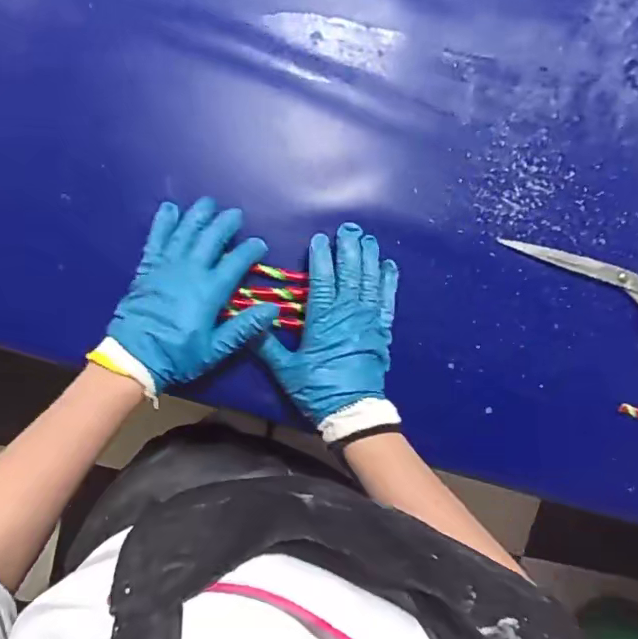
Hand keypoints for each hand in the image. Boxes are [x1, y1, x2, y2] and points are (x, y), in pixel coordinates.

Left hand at [100, 197, 281, 392]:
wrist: (135, 356)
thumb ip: (243, 328)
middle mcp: (190, 271)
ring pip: (185, 232)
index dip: (250, 250)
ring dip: (197, 215)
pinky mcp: (147, 269)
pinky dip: (163, 223)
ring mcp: (166, 267)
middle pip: (211, 238)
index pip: (236, 261)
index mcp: (210, 290)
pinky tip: (169, 209)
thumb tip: (272, 310)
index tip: (259, 244)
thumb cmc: (178, 356)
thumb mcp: (215, 349)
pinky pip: (157, 239)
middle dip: (225, 223)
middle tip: (235, 214)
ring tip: (208, 203)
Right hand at [253, 222, 399, 439]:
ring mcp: (368, 320)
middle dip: (349, 248)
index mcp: (322, 319)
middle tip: (349, 228)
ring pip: (369, 280)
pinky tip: (388, 265)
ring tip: (366, 238)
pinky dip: (388, 281)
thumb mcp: (286, 369)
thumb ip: (266, 345)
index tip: (319, 239)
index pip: (322, 279)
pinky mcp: (382, 331)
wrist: (352, 410)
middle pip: (349, 273)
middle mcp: (348, 313)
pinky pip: (387, 299)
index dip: (321, 257)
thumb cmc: (316, 389)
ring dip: (368, 257)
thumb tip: (249, 324)